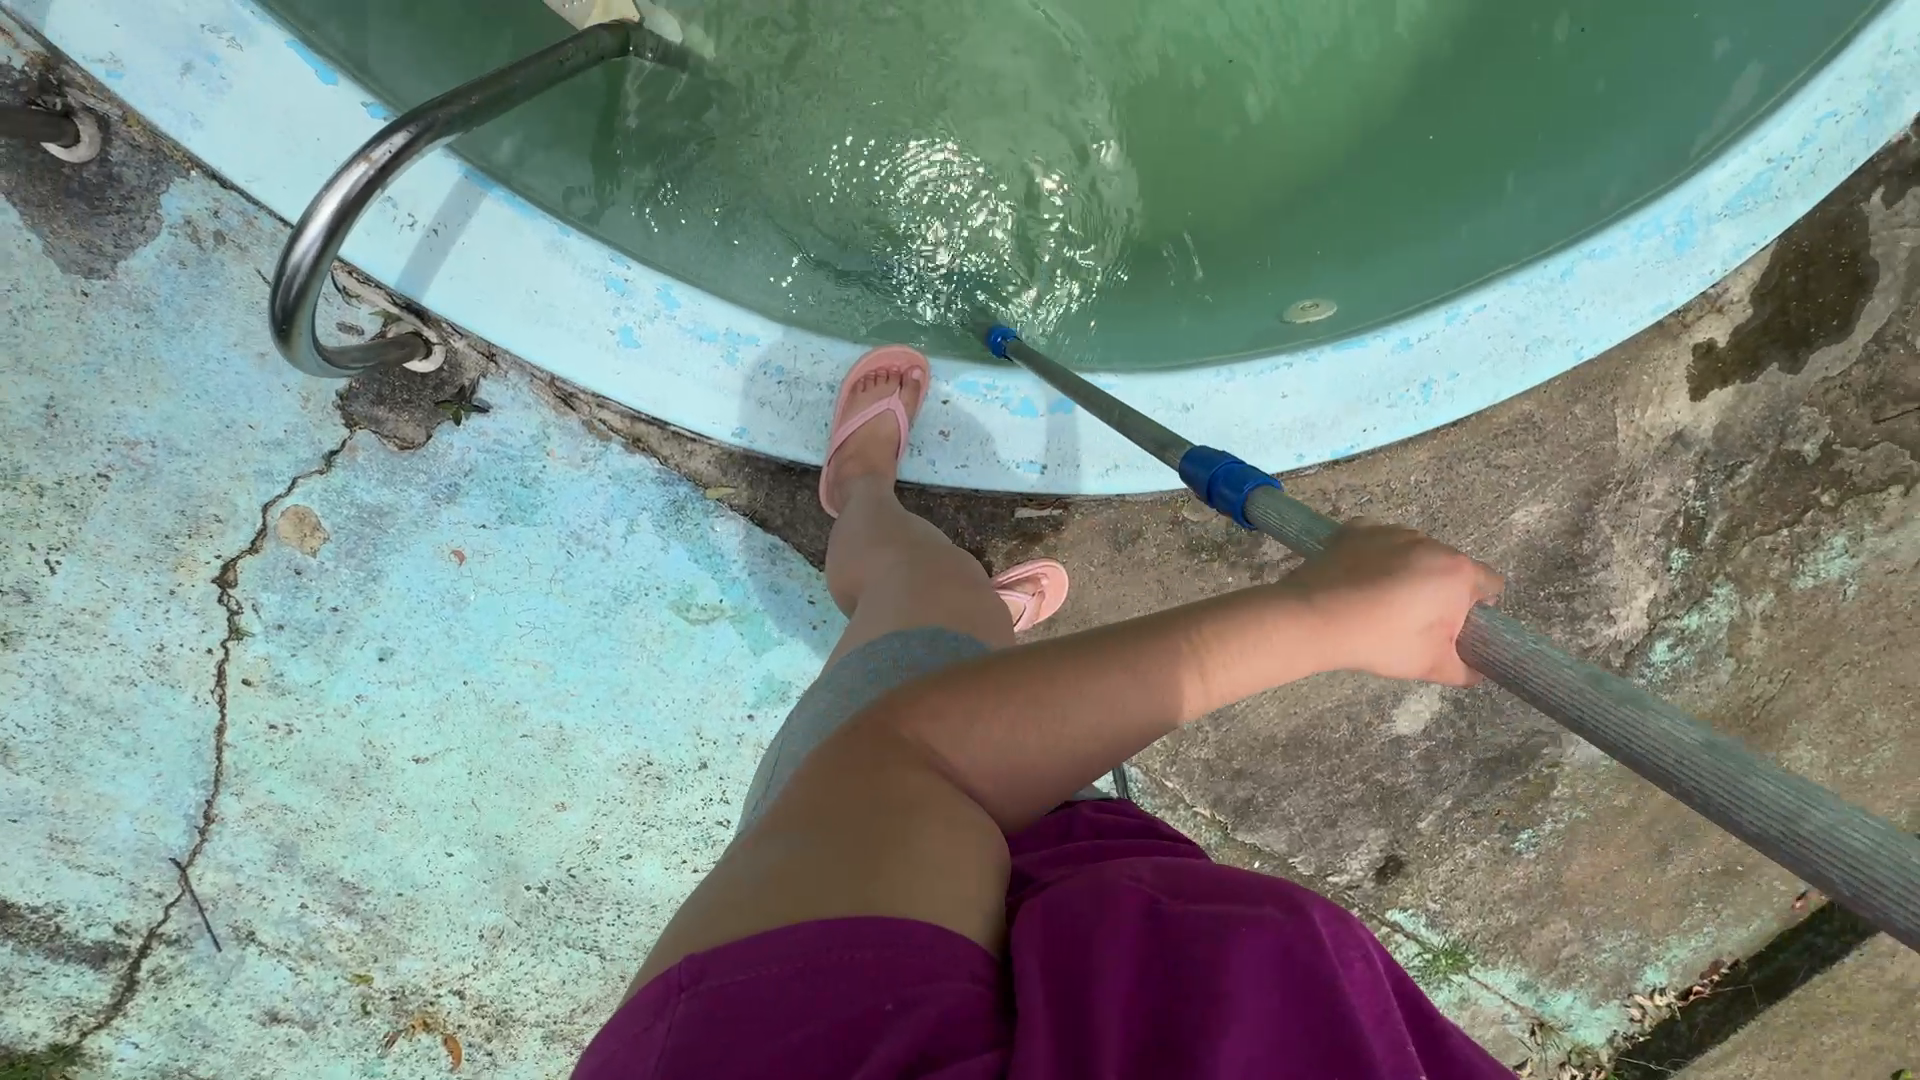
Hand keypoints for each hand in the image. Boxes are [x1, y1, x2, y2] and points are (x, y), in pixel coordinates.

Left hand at [1285, 521, 1502, 685]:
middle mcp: (1427, 542)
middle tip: (1412, 617)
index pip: (1490, 583)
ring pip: (1412, 550)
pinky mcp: (1352, 530)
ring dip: (1406, 569)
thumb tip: (1476, 671)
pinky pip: (1374, 540)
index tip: (1454, 625)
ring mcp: (1387, 531)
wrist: (1312, 620)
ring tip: (1378, 600)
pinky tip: (1358, 578)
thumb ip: (1465, 669)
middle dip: (1439, 588)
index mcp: (1457, 571)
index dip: (1477, 606)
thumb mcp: (1431, 665)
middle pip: (1448, 565)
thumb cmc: (1378, 641)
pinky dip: (1372, 554)